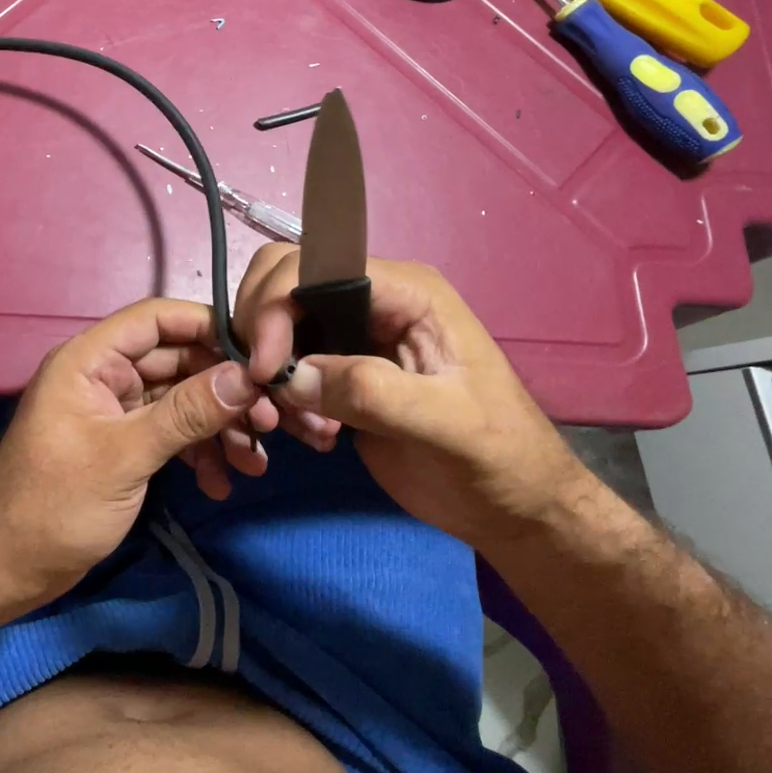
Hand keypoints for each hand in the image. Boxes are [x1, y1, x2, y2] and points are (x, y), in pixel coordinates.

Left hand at [0, 298, 273, 612]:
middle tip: (271, 422)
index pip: (155, 319)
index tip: (260, 353)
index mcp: (89, 360)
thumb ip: (185, 413)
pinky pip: (168, 432)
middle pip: (175, 361)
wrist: (9, 566)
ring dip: (217, 427)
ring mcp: (111, 410)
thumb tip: (245, 376)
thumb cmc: (57, 505)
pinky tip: (222, 482)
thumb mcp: (126, 456)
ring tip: (254, 463)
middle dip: (224, 389)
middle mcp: (101, 376)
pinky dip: (197, 451)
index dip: (208, 327)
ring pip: (178, 400)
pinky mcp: (120, 443)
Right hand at [232, 243, 587, 549]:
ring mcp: (349, 334)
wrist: (510, 507)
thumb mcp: (447, 424)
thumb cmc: (497, 458)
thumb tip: (294, 377)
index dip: (275, 305)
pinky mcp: (336, 370)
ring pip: (273, 325)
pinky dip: (280, 398)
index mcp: (404, 291)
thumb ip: (374, 392)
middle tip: (266, 390)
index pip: (311, 265)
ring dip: (271, 374)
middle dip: (261, 334)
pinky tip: (313, 434)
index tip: (266, 370)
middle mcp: (369, 301)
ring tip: (306, 427)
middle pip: (280, 282)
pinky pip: (283, 365)